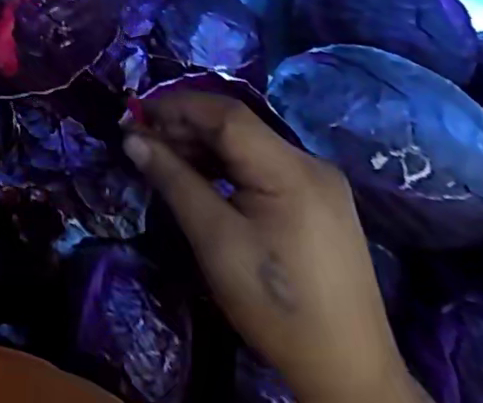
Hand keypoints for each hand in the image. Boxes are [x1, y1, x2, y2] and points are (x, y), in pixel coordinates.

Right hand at [124, 93, 425, 402]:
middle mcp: (310, 165)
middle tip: (140, 140)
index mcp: (291, 170)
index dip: (176, 106)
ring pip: (248, 146)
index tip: (134, 115)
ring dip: (202, 147)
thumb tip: (133, 139)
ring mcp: (319, 184)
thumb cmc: (275, 305)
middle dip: (185, 127)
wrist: (349, 376)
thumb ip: (174, 181)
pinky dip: (225, 167)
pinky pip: (262, 168)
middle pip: (237, 127)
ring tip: (161, 158)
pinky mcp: (317, 204)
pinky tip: (198, 179)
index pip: (226, 115)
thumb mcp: (215, 241)